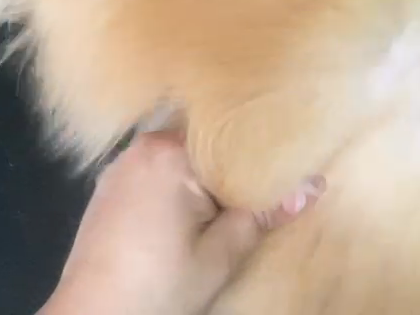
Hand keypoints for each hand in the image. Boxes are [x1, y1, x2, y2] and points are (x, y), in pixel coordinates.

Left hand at [40, 129, 322, 314]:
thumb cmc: (158, 286)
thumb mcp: (219, 257)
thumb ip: (262, 215)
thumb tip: (312, 184)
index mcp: (171, 151)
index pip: (225, 133)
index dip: (254, 147)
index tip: (281, 155)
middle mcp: (143, 145)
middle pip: (199, 141)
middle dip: (226, 163)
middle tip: (254, 183)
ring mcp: (121, 163)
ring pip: (174, 153)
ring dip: (197, 173)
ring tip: (222, 199)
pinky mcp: (108, 184)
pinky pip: (150, 168)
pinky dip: (170, 182)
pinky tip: (184, 210)